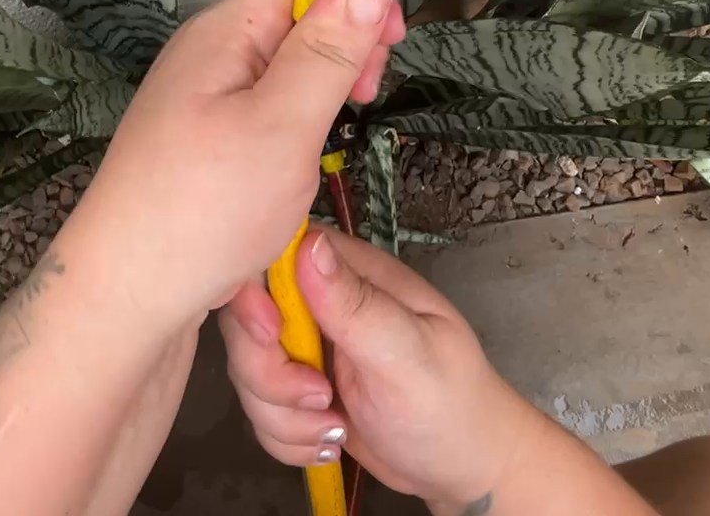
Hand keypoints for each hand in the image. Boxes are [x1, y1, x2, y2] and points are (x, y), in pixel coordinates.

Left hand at [78, 0, 404, 319]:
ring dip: (321, 91)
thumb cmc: (200, 211)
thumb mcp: (283, 124)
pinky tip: (299, 159)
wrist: (129, 297)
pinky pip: (263, 109)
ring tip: (330, 135)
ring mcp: (202, 100)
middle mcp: (207, 57)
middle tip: (365, 93)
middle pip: (291, 20)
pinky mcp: (205, 140)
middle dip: (341, 47)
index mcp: (221, 35)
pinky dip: (295, 124)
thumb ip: (329, 52)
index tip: (388, 41)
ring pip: (281, 70)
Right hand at [219, 227, 545, 510]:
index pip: (273, 255)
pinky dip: (284, 435)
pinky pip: (258, 405)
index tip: (273, 337)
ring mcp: (306, 343)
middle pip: (248, 317)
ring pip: (248, 367)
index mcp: (349, 271)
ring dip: (281, 414)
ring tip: (334, 427)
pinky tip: (327, 440)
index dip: (255, 294)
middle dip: (269, 372)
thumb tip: (308, 244)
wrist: (461, 466)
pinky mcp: (296, 385)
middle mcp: (319, 298)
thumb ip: (356, 303)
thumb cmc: (449, 403)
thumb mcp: (407, 354)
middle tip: (320, 398)